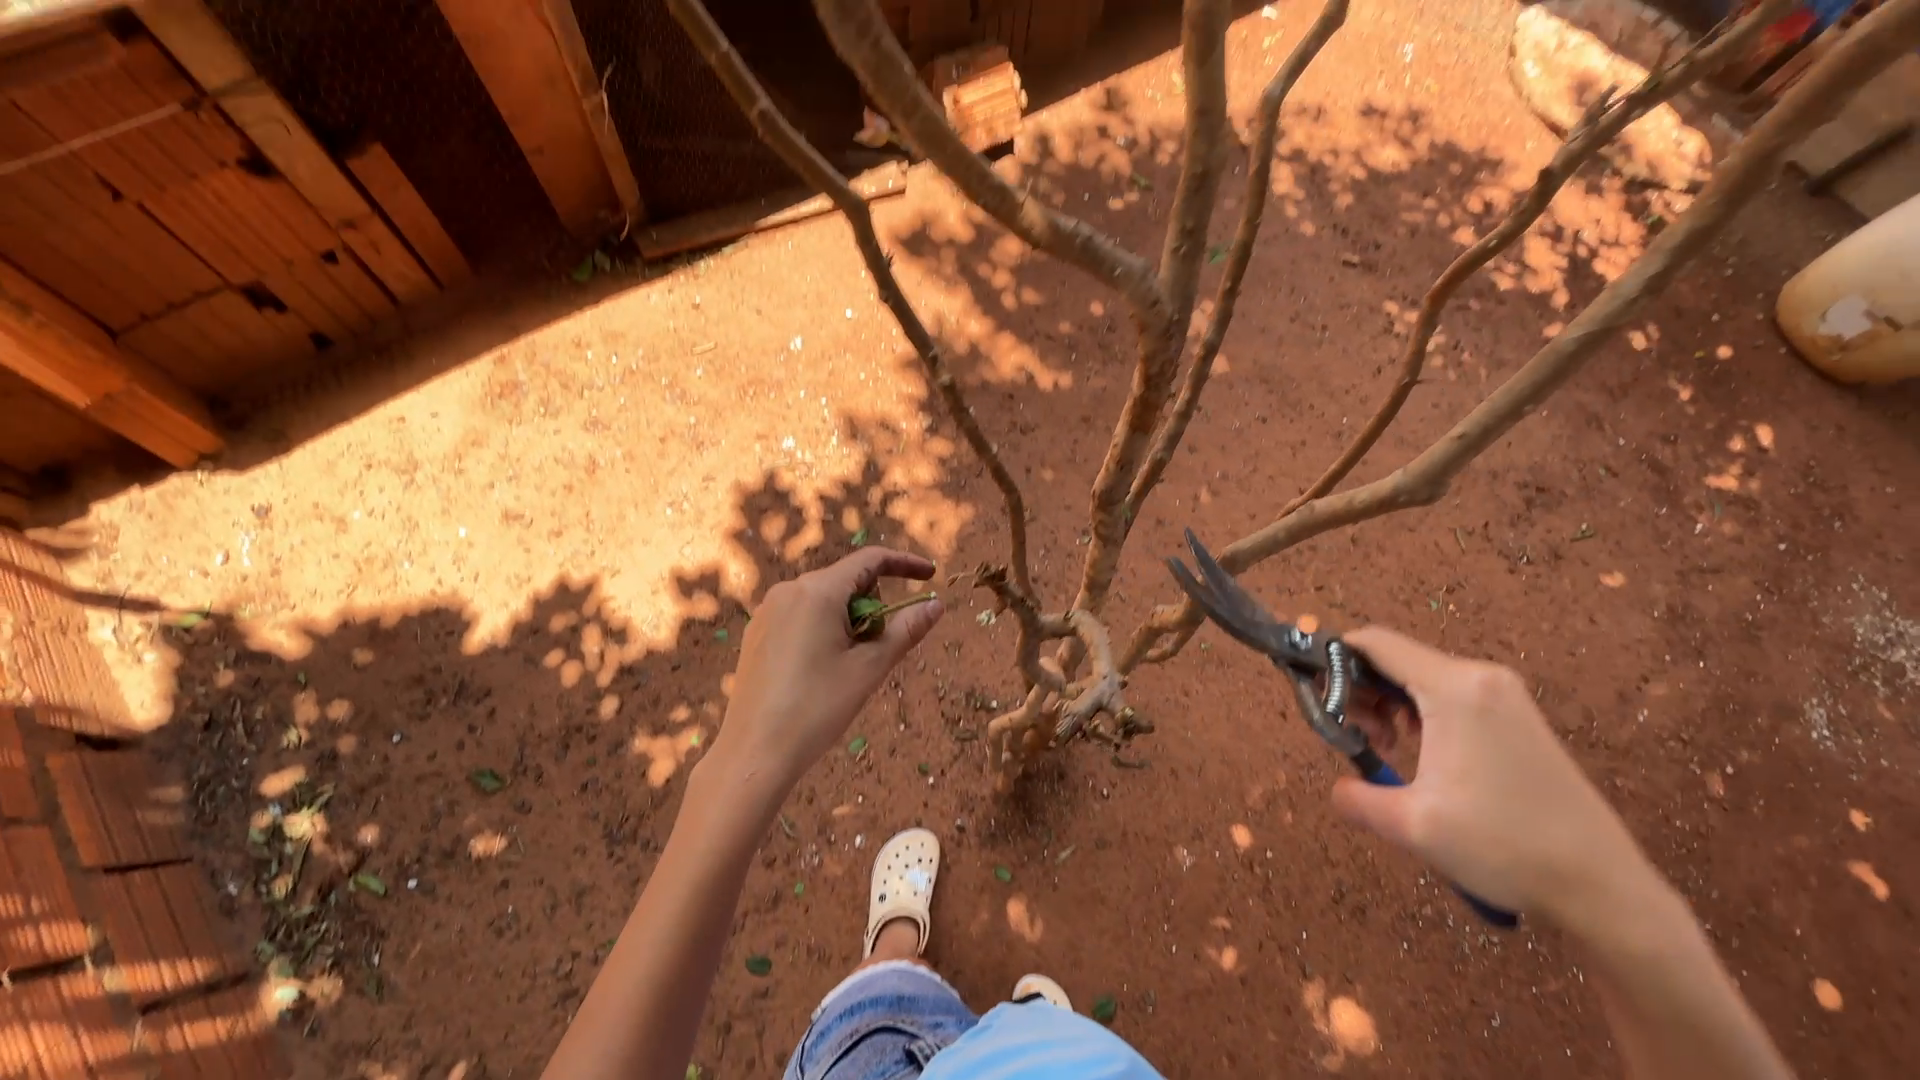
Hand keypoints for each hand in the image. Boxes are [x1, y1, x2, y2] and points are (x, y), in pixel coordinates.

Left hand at [709, 548, 943, 788]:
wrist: (755, 752)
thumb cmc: (818, 707)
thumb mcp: (870, 668)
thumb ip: (906, 629)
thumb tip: (936, 604)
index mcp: (818, 591)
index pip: (870, 560)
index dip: (904, 564)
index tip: (931, 576)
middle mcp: (789, 590)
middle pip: (846, 581)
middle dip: (873, 605)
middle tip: (880, 649)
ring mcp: (767, 611)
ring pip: (823, 601)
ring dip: (849, 620)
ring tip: (850, 666)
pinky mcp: (756, 634)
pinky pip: (801, 617)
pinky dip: (823, 630)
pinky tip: (821, 672)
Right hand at [1331, 627, 1658, 928]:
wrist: (1601, 885)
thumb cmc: (1502, 846)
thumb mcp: (1411, 825)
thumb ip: (1356, 798)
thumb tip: (1339, 787)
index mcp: (1455, 688)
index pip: (1375, 643)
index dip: (1333, 659)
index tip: (1314, 695)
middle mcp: (1481, 677)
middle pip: (1397, 659)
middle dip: (1361, 690)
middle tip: (1353, 737)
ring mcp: (1505, 695)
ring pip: (1422, 679)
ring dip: (1389, 705)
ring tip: (1386, 750)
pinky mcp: (1518, 717)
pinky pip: (1450, 696)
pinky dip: (1420, 715)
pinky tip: (1420, 755)